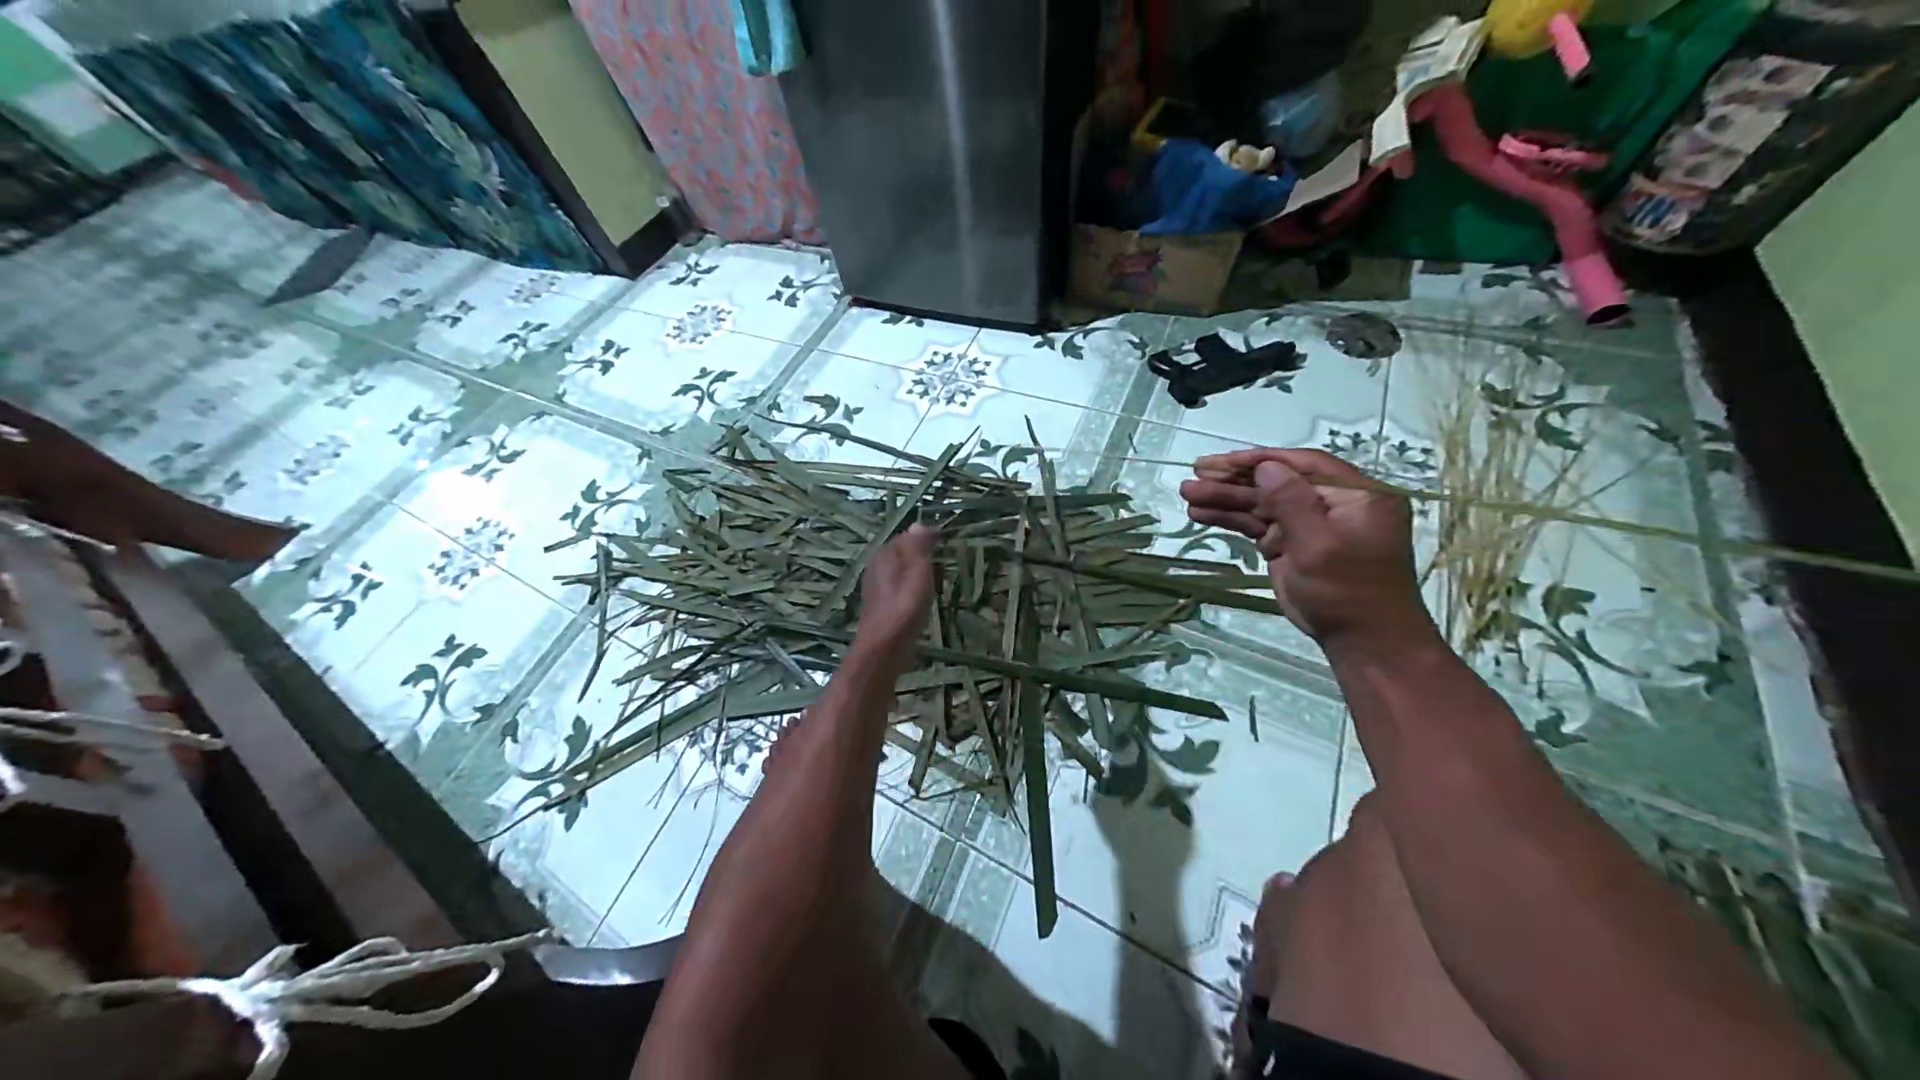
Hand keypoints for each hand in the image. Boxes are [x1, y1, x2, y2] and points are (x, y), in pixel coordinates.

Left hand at [852, 523, 936, 662]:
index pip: (906, 537)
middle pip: (902, 555)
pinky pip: (899, 590)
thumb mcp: (917, 568)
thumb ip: (917, 545)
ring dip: (916, 574)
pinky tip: (921, 601)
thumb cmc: (905, 604)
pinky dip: (912, 590)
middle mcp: (875, 568)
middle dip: (920, 555)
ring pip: (900, 573)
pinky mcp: (881, 608)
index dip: (925, 537)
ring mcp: (876, 589)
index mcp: (883, 555)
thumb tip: (919, 524)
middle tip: (942, 559)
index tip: (944, 540)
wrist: (885, 646)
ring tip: (935, 580)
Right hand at [1178, 448, 1437, 656]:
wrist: (1362, 642)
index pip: (1303, 464)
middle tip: (1195, 475)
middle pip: (1277, 483)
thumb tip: (1266, 465)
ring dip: (1224, 500)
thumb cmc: (1347, 591)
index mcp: (1355, 495)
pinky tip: (1200, 514)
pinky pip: (1257, 525)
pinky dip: (1231, 519)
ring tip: (1187, 495)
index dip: (1260, 460)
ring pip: (1262, 504)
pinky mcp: (1289, 545)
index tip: (1222, 461)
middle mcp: (1331, 503)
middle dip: (1234, 481)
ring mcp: (1308, 525)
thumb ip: (1292, 501)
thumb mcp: (1319, 544)